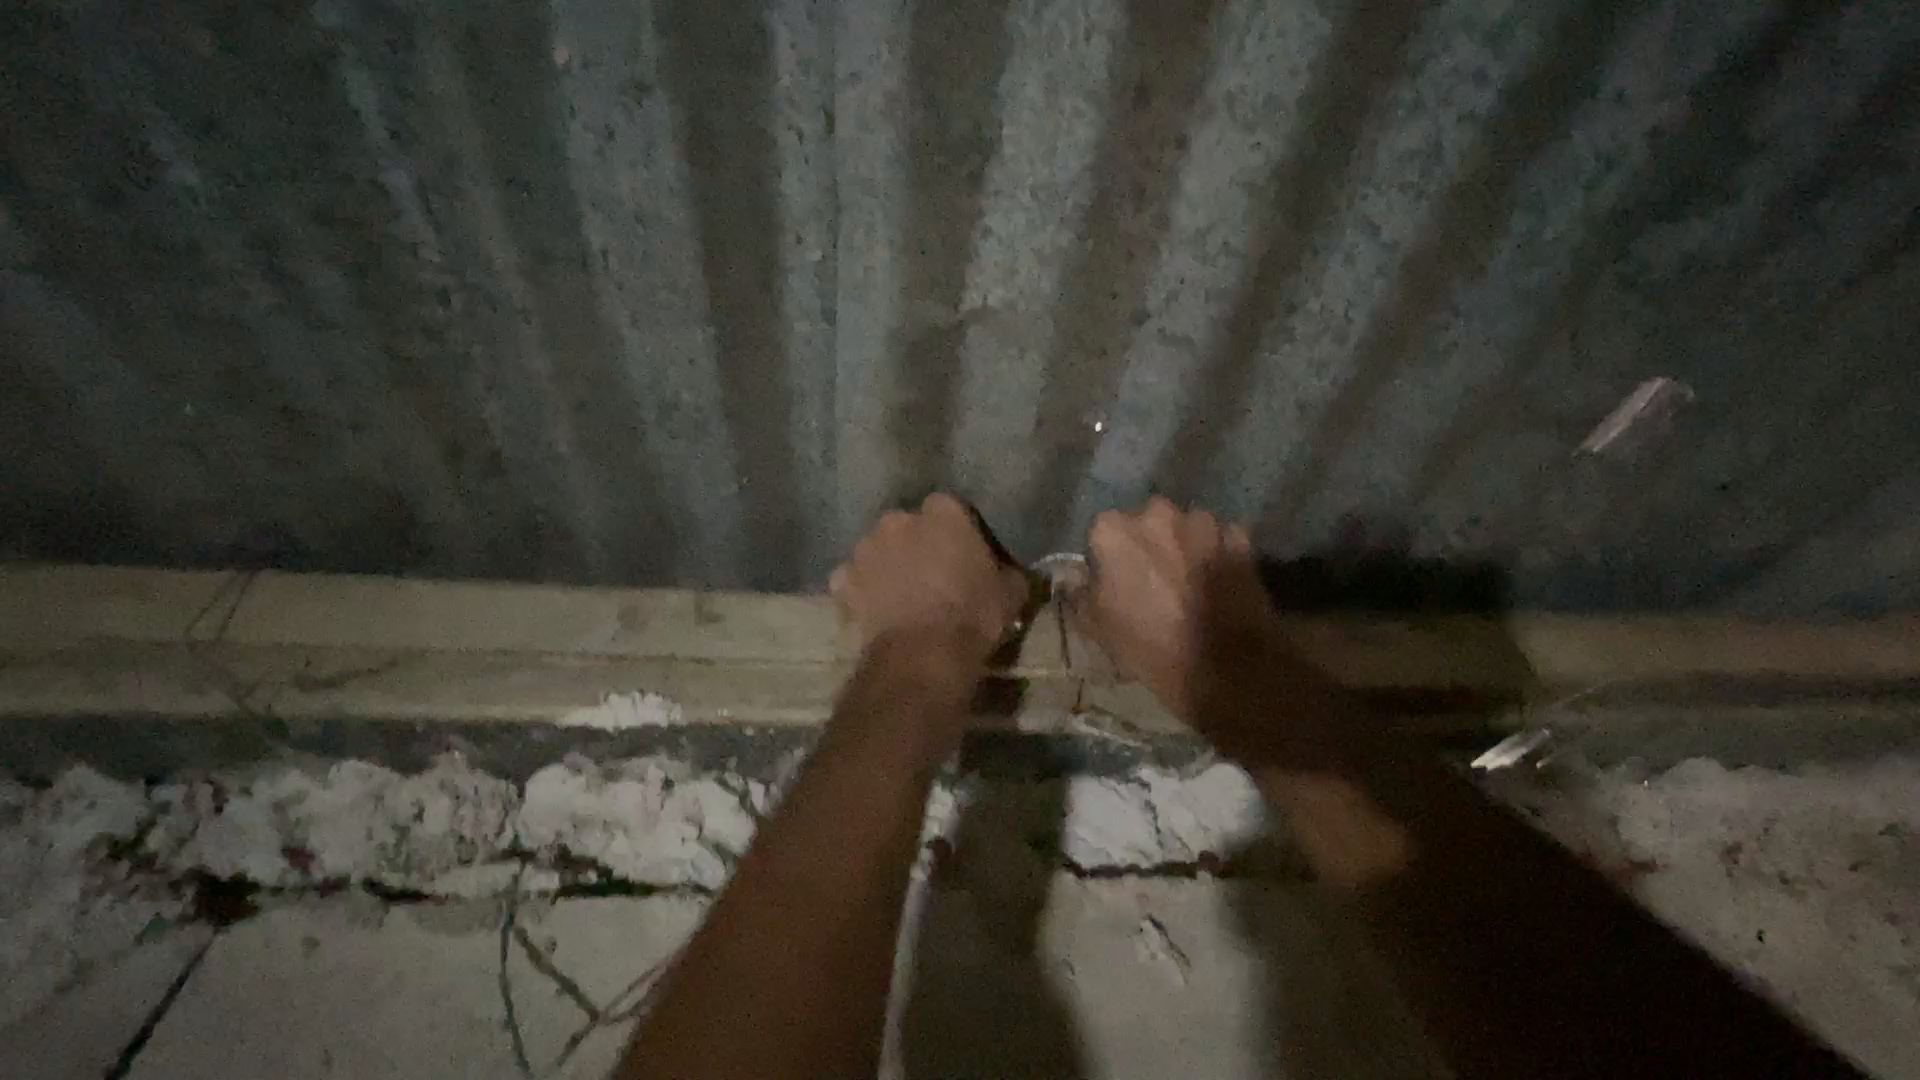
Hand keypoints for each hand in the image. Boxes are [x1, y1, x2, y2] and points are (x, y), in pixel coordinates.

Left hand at [830, 494, 1028, 670]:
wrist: (922, 656)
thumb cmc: (973, 616)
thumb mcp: (1011, 594)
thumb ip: (1008, 573)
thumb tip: (1012, 574)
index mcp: (943, 513)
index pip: (949, 509)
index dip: (955, 532)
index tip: (963, 554)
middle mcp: (898, 520)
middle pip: (908, 526)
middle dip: (916, 545)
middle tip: (932, 576)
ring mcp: (865, 549)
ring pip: (877, 551)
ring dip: (887, 566)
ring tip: (902, 597)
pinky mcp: (842, 581)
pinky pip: (853, 580)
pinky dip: (862, 591)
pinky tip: (875, 611)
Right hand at [1079, 497, 1278, 717]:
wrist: (1222, 664)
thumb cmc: (1147, 645)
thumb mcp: (1096, 627)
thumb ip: (1078, 592)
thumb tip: (1072, 576)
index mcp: (1113, 530)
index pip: (1102, 531)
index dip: (1108, 556)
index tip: (1116, 579)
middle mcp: (1156, 512)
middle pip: (1147, 521)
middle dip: (1149, 541)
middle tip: (1154, 577)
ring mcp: (1202, 521)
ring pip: (1187, 526)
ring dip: (1186, 544)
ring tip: (1190, 579)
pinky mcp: (1239, 537)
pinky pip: (1222, 538)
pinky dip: (1219, 552)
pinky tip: (1220, 580)